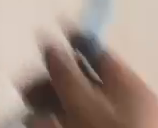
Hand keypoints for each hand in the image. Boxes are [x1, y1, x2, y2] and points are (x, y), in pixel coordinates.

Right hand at [29, 42, 157, 127]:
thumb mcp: (81, 102)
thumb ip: (64, 71)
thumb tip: (50, 44)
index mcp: (131, 87)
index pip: (97, 53)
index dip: (69, 43)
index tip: (41, 40)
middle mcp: (130, 105)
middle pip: (83, 81)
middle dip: (50, 83)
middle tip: (26, 92)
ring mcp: (123, 127)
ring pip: (79, 106)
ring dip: (51, 106)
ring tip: (32, 116)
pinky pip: (82, 123)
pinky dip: (60, 121)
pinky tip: (44, 124)